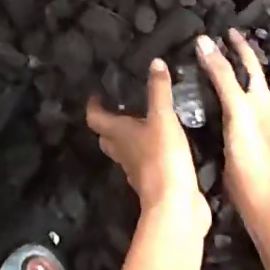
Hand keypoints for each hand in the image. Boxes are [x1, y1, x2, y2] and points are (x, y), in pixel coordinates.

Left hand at [86, 59, 208, 226]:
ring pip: (125, 151)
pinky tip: (165, 147)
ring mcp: (136, 171)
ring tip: (145, 123)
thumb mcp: (163, 118)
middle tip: (122, 107)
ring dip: (130, 139)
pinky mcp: (153, 184)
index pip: (94, 117)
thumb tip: (155, 62)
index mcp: (117, 133)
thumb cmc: (162, 157)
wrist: (176, 207)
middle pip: (107, 136)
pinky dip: (149, 154)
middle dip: (110, 122)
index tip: (97, 93)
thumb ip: (159, 91)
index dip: (93, 105)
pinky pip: (145, 165)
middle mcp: (122, 152)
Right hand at [196, 31, 269, 218]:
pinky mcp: (231, 136)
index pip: (250, 61)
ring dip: (214, 75)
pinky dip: (206, 95)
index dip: (238, 44)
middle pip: (240, 74)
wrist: (259, 198)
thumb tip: (204, 40)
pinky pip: (217, 106)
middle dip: (225, 56)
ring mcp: (243, 122)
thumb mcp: (237, 108)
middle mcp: (254, 106)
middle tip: (201, 42)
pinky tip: (191, 96)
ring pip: (228, 90)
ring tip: (192, 63)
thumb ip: (222, 76)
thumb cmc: (252, 151)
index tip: (223, 27)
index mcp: (260, 97)